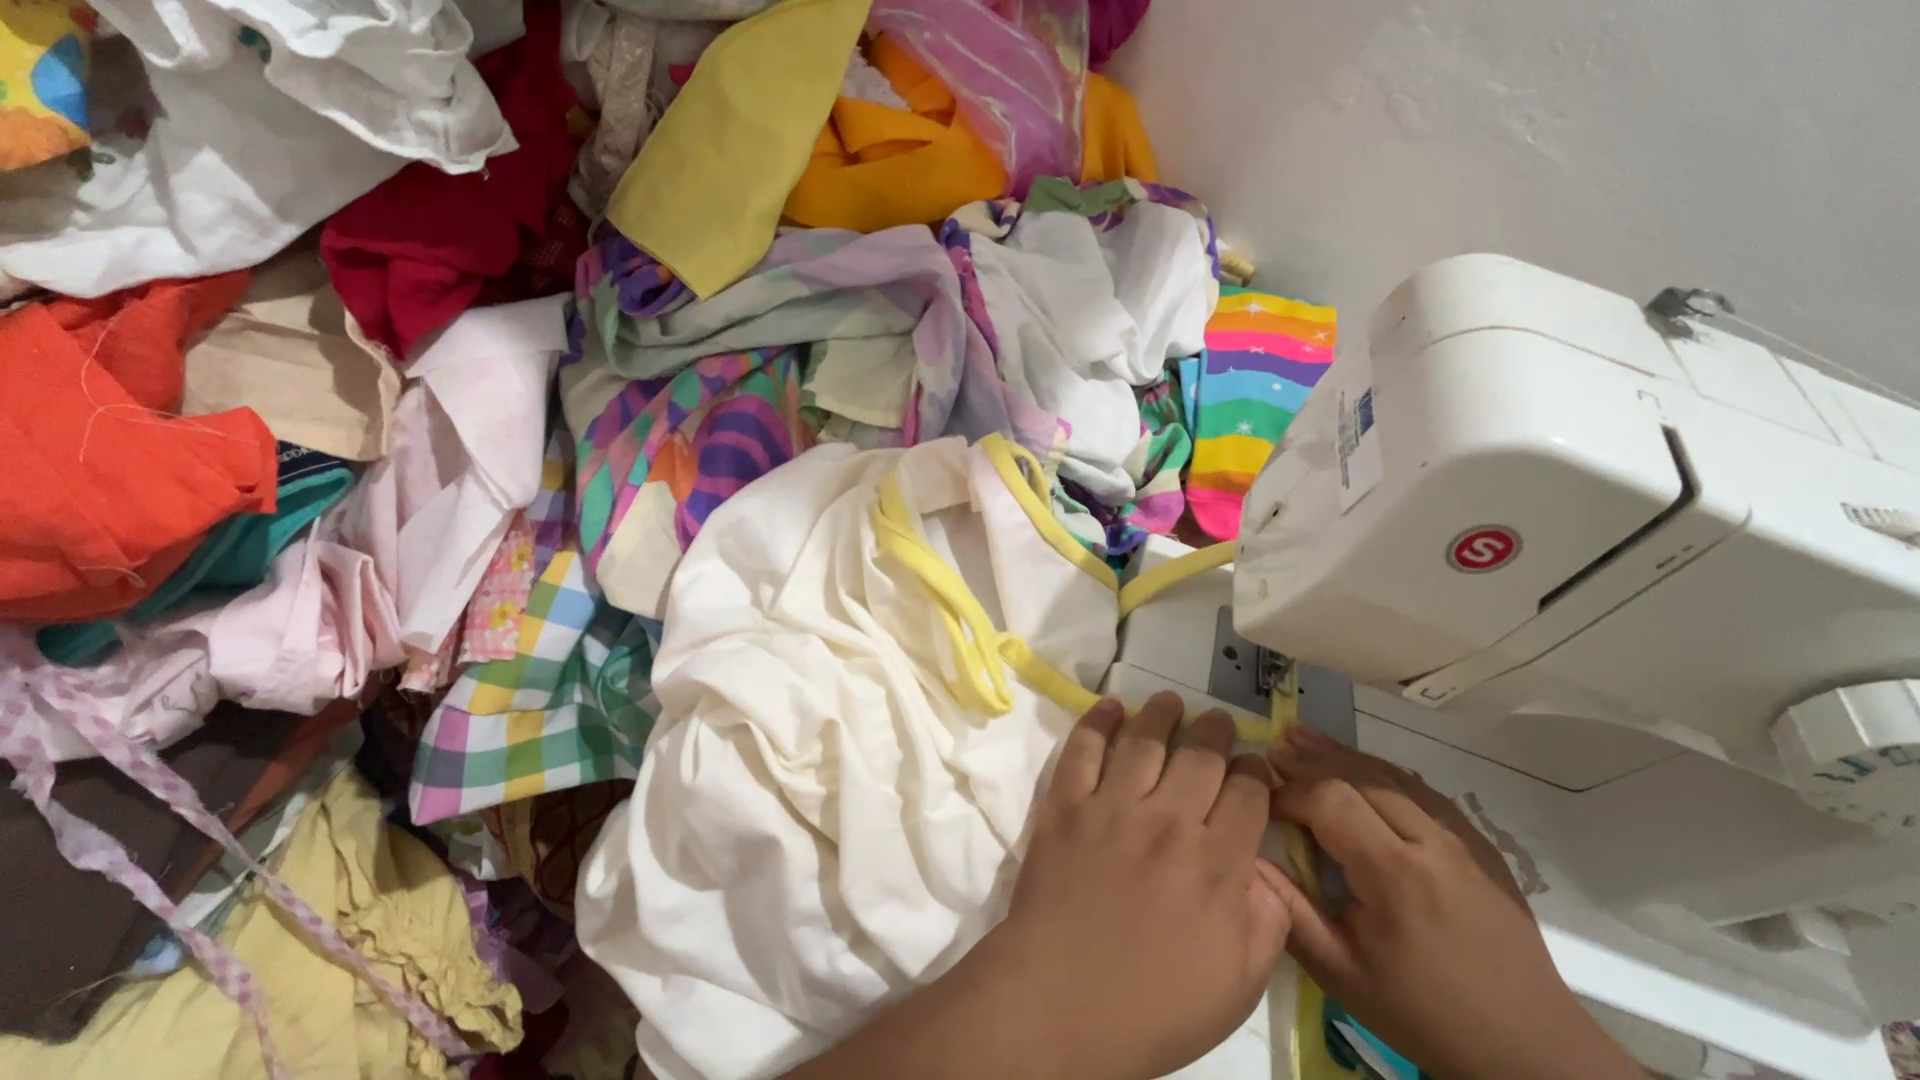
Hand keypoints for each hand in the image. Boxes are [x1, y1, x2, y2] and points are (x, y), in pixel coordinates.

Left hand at [776, 692, 1293, 1079]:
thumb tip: (1264, 873)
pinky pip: (1082, 751)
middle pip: (1202, 756)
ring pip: (1145, 741)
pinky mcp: (1065, 807)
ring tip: (1170, 701)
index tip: (1256, 765)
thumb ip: (1264, 923)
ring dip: (1162, 714)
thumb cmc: (1153, 1007)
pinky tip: (1109, 707)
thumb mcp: (1237, 986)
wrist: (1058, 1002)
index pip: (1249, 795)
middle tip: (1218, 721)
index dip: (1257, 773)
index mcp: (1219, 863)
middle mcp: (1170, 820)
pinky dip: (1096, 723)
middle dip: (1216, 732)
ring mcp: (1113, 808)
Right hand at [1267, 726, 1643, 1079]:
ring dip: (1345, 756)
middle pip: (1362, 777)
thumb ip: (1290, 910)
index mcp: (1394, 874)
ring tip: (1303, 736)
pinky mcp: (1482, 848)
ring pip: (1395, 778)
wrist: (1525, 1045)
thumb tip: (1249, 858)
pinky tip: (1362, 768)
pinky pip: (1424, 794)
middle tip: (1270, 747)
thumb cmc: (1422, 1013)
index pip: (1331, 801)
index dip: (1289, 791)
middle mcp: (1432, 842)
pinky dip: (1383, 773)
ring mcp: (1464, 841)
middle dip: (1311, 760)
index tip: (1258, 800)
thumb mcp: (1340, 972)